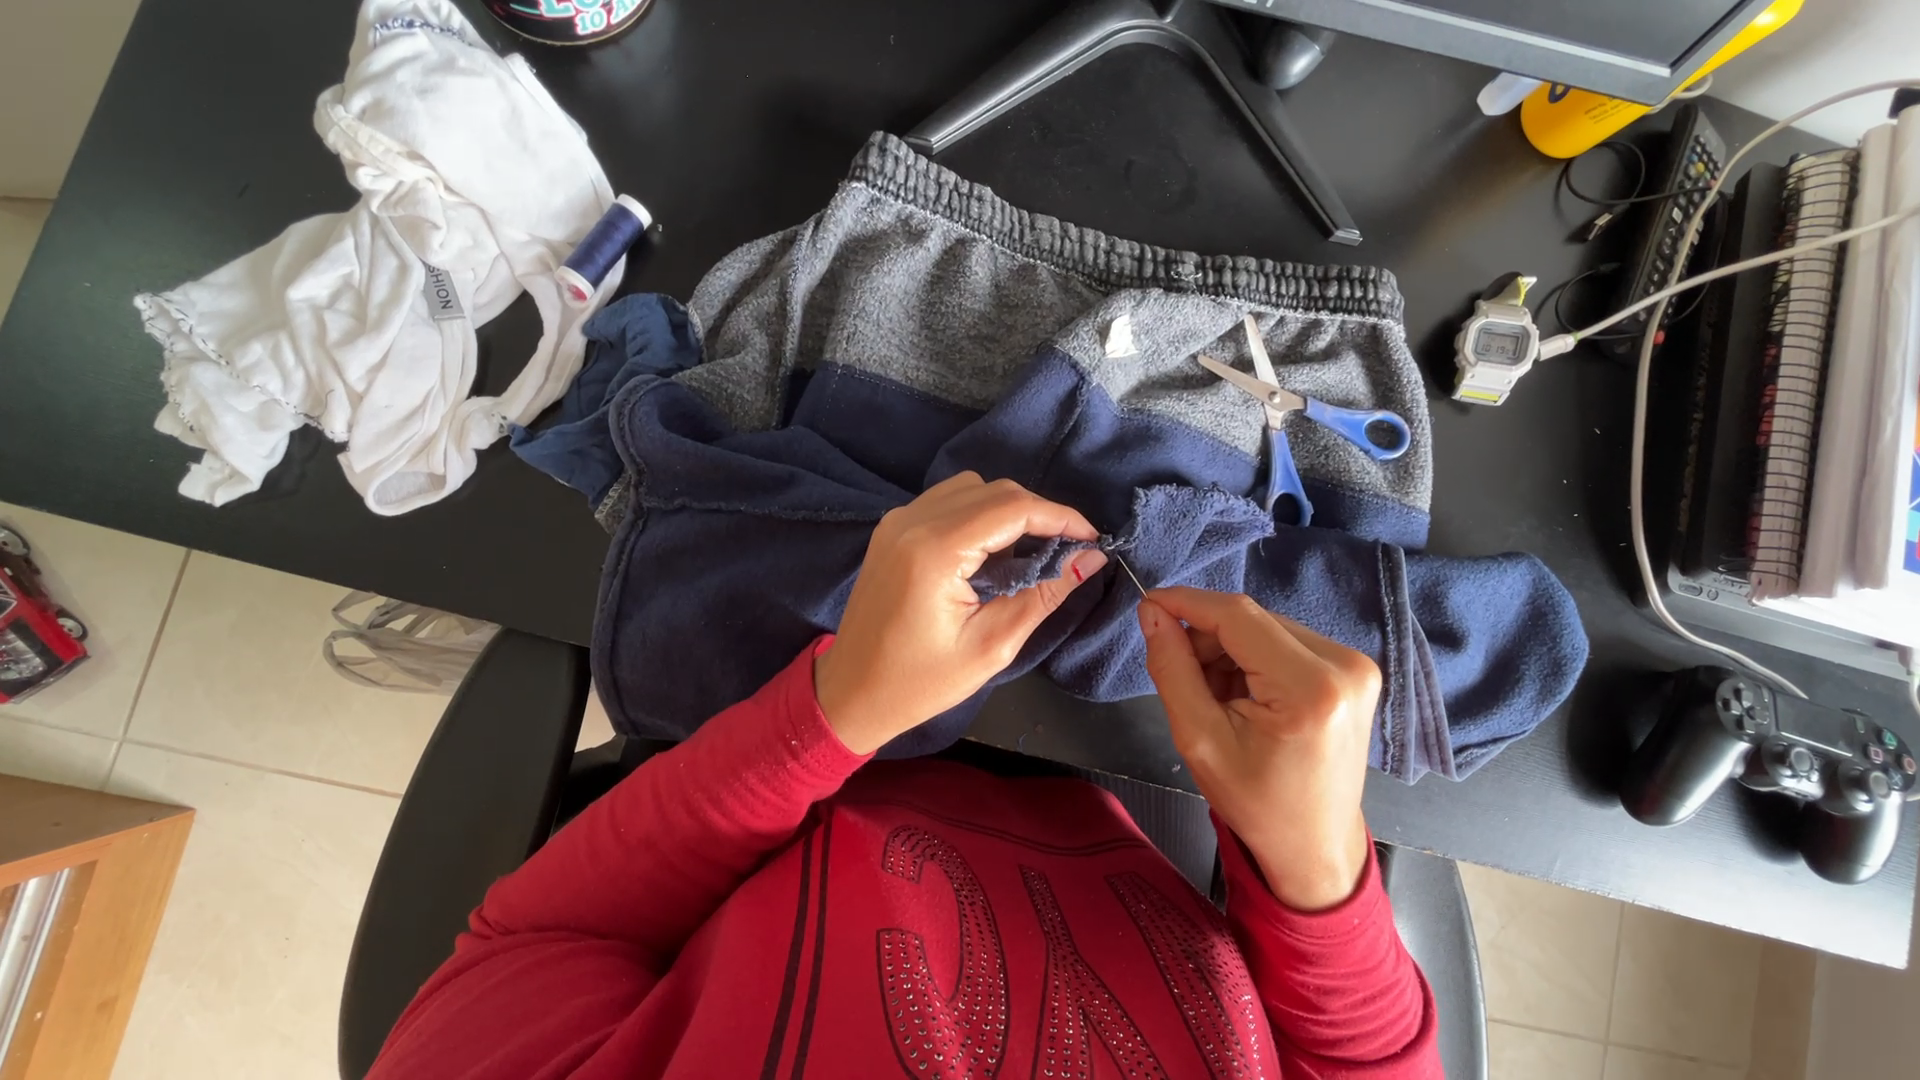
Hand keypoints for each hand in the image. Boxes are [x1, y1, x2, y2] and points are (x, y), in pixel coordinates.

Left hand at [814, 473, 1106, 754]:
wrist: (850, 691)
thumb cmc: (920, 682)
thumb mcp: (991, 645)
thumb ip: (1043, 595)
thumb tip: (1090, 559)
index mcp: (935, 550)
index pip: (1012, 507)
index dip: (1060, 517)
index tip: (1092, 539)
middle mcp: (912, 521)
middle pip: (993, 490)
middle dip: (1038, 513)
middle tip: (1068, 550)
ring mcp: (897, 521)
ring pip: (970, 488)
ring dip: (1008, 511)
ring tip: (1033, 552)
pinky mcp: (891, 529)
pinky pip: (947, 501)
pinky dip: (978, 515)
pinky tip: (992, 551)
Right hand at [1138, 587, 1378, 910]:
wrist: (1313, 845)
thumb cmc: (1255, 802)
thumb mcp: (1198, 739)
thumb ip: (1172, 668)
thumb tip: (1152, 612)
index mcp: (1309, 688)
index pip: (1238, 616)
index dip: (1188, 602)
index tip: (1147, 605)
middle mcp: (1343, 664)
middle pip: (1252, 620)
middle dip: (1208, 639)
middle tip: (1185, 679)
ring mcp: (1355, 665)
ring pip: (1266, 627)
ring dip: (1229, 650)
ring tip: (1218, 698)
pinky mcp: (1354, 670)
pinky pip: (1286, 641)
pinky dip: (1254, 658)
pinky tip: (1245, 695)